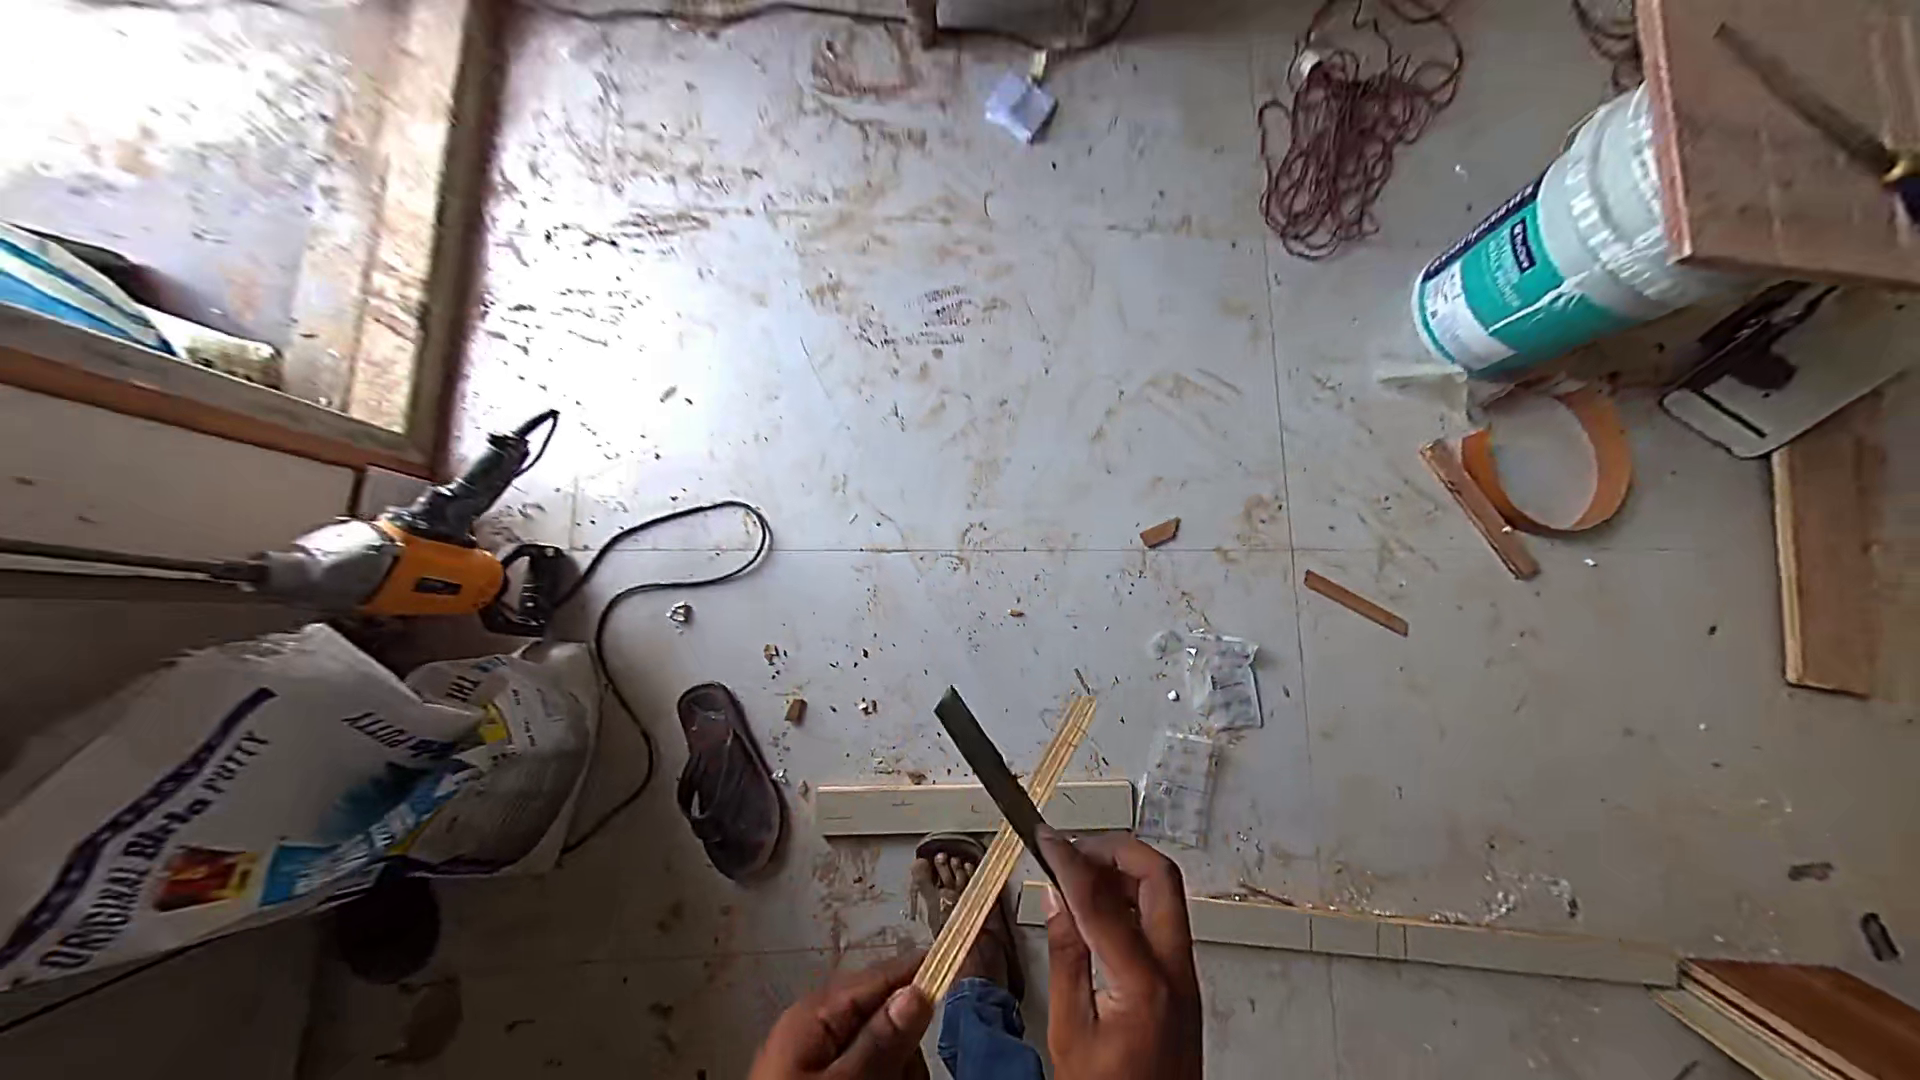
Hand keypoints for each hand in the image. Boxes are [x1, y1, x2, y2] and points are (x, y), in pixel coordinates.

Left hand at [748, 952, 933, 1079]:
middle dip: (907, 1049)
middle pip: (887, 1014)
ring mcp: (822, 1055)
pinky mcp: (826, 1079)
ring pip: (885, 1048)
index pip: (882, 976)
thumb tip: (919, 991)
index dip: (921, 973)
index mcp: (818, 1012)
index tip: (959, 970)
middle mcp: (820, 1024)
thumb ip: (879, 1042)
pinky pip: (869, 1070)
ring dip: (899, 1074)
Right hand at [1037, 827, 1201, 1079]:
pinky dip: (1130, 892)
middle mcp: (1176, 972)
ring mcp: (1185, 974)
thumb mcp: (1070, 1032)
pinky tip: (1098, 901)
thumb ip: (1065, 955)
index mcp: (1144, 986)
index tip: (1046, 841)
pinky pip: (1161, 913)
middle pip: (1159, 875)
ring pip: (1164, 889)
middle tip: (1073, 848)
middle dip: (1114, 848)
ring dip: (1122, 867)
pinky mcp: (1182, 979)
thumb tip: (1056, 896)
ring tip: (1079, 871)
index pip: (1100, 898)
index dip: (1068, 860)